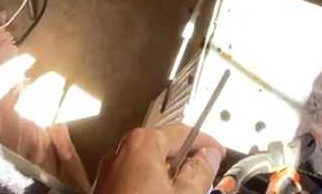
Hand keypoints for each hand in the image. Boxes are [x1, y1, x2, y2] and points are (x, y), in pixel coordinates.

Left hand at [94, 124, 224, 193]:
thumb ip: (200, 171)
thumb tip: (210, 155)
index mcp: (143, 143)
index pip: (183, 133)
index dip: (205, 143)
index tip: (219, 153)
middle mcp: (121, 151)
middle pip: (163, 149)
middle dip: (185, 162)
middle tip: (204, 175)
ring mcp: (108, 173)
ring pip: (147, 167)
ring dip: (166, 177)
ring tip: (183, 192)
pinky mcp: (102, 192)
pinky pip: (133, 181)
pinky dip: (148, 187)